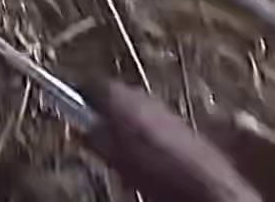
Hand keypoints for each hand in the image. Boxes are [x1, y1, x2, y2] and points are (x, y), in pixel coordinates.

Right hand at [89, 82, 259, 201]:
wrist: (210, 190)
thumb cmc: (153, 170)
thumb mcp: (111, 156)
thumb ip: (92, 135)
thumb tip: (79, 127)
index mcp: (116, 93)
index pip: (85, 82)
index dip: (73, 94)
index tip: (64, 105)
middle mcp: (137, 92)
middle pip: (109, 93)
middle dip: (101, 108)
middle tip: (92, 129)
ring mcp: (161, 106)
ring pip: (132, 107)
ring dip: (123, 120)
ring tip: (120, 145)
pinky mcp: (181, 123)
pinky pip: (153, 120)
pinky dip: (145, 131)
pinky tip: (147, 154)